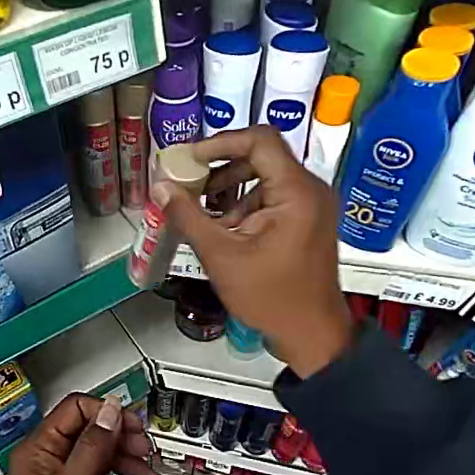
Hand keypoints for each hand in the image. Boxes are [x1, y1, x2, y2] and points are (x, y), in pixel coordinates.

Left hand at [0, 393, 164, 474]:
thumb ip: (93, 448)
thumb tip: (110, 411)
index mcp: (40, 452)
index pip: (77, 411)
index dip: (107, 414)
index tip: (133, 426)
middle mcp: (52, 465)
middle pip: (97, 436)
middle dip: (126, 445)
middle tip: (147, 455)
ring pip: (107, 463)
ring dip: (134, 471)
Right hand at [157, 126, 354, 376]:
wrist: (312, 334)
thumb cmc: (272, 299)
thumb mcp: (221, 255)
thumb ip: (188, 216)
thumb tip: (161, 187)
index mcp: (296, 192)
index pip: (259, 140)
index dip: (220, 142)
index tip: (190, 157)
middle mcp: (310, 189)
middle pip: (262, 155)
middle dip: (221, 167)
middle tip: (190, 181)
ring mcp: (313, 204)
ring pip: (266, 175)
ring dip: (232, 187)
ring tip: (204, 210)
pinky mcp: (309, 218)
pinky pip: (274, 195)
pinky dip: (247, 202)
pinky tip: (224, 226)